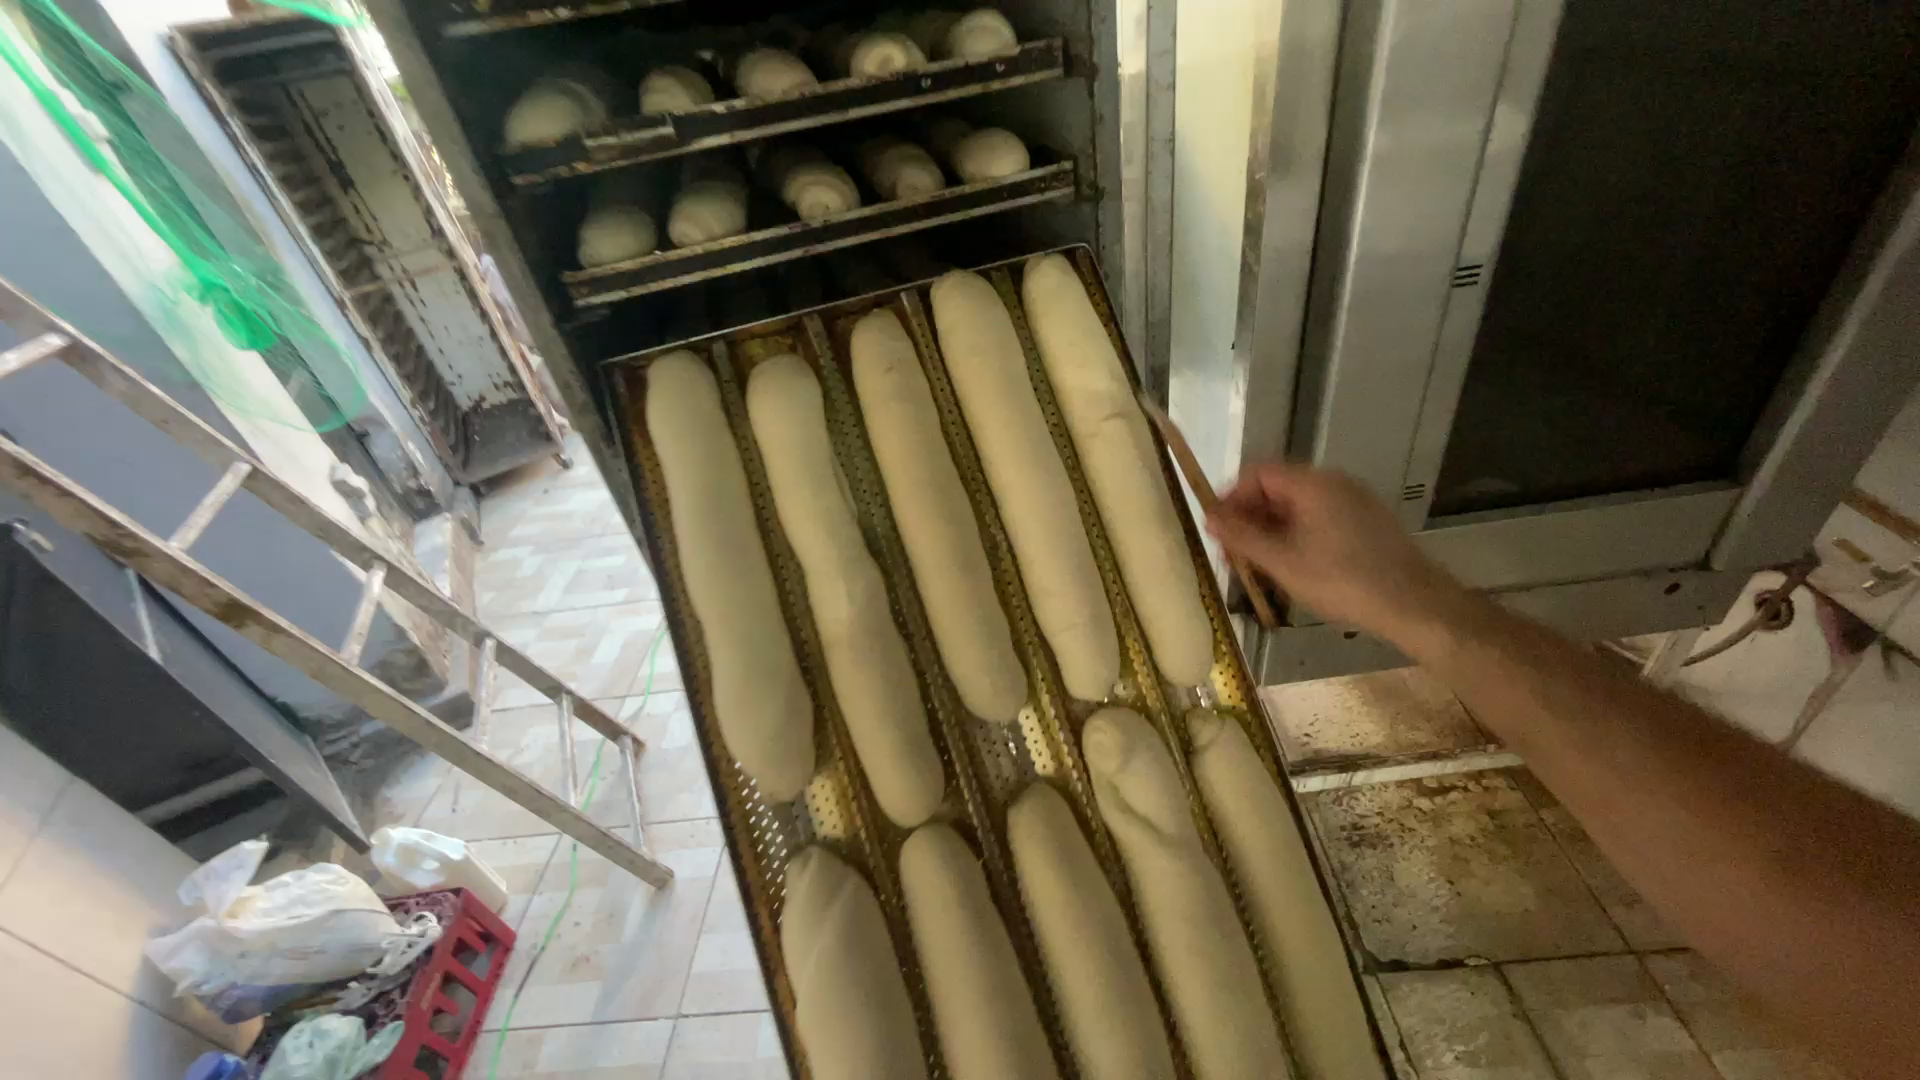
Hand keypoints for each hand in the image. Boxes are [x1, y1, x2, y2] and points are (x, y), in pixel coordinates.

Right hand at [1206, 463, 1468, 644]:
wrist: (1414, 605)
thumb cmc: (1341, 581)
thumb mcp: (1281, 561)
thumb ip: (1241, 536)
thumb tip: (1209, 516)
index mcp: (1312, 484)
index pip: (1257, 474)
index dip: (1231, 498)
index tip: (1217, 531)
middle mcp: (1334, 483)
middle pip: (1277, 489)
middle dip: (1249, 519)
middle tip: (1233, 555)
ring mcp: (1354, 502)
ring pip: (1297, 508)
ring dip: (1270, 532)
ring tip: (1258, 567)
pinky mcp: (1366, 523)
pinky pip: (1318, 519)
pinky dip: (1296, 537)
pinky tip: (1291, 568)